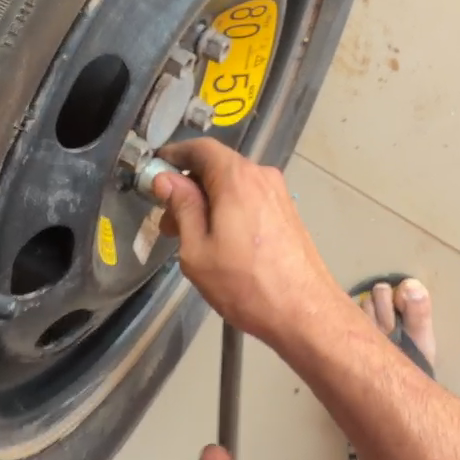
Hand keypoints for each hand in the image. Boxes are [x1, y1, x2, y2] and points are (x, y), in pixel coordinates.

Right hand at [151, 138, 344, 346]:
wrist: (305, 312)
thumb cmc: (245, 283)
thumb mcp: (198, 250)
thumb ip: (182, 207)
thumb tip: (167, 180)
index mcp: (236, 178)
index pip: (200, 147)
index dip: (174, 155)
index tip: (154, 172)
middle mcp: (261, 176)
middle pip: (217, 165)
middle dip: (188, 186)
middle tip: (167, 220)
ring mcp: (278, 193)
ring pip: (233, 184)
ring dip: (208, 200)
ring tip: (189, 236)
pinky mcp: (287, 211)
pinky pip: (250, 197)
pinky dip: (228, 208)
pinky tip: (218, 240)